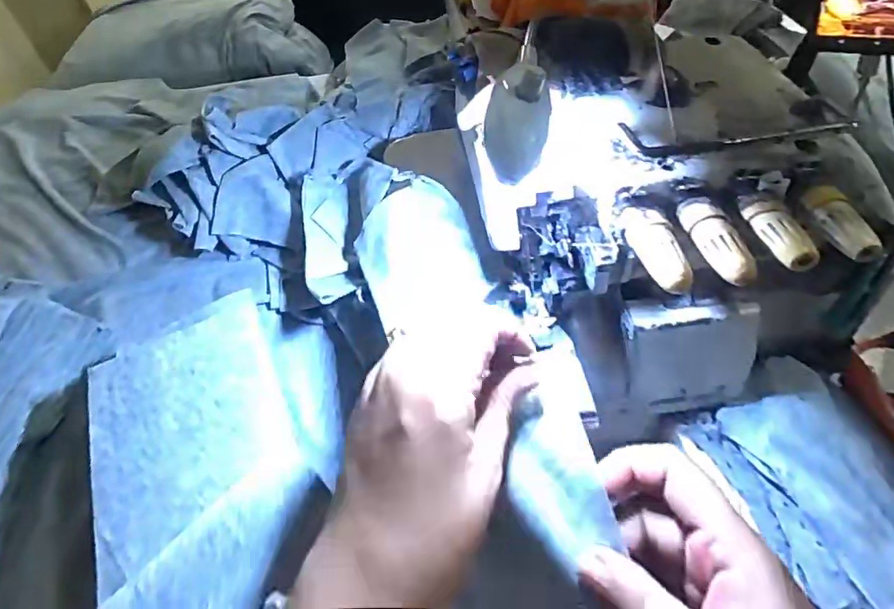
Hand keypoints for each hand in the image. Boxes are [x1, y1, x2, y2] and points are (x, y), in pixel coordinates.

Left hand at [290, 312, 536, 607]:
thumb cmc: (436, 531)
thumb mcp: (485, 471)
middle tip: (512, 366)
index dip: (512, 332)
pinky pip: (405, 346)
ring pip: (428, 327)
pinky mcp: (365, 391)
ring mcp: (378, 378)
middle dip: (488, 333)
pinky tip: (448, 377)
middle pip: (454, 320)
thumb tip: (530, 369)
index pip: (481, 325)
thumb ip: (505, 405)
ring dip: (460, 338)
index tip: (531, 358)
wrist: (363, 573)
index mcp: (436, 389)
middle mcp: (403, 369)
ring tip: (483, 373)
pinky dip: (433, 348)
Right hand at [579, 444, 810, 608]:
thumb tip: (584, 555)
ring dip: (619, 556)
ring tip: (578, 571)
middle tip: (570, 545)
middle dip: (614, 521)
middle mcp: (724, 546)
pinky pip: (668, 581)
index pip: (672, 468)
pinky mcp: (716, 607)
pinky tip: (605, 593)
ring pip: (658, 548)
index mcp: (730, 537)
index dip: (627, 468)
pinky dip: (636, 583)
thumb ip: (636, 595)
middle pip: (659, 510)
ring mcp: (721, 580)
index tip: (584, 495)